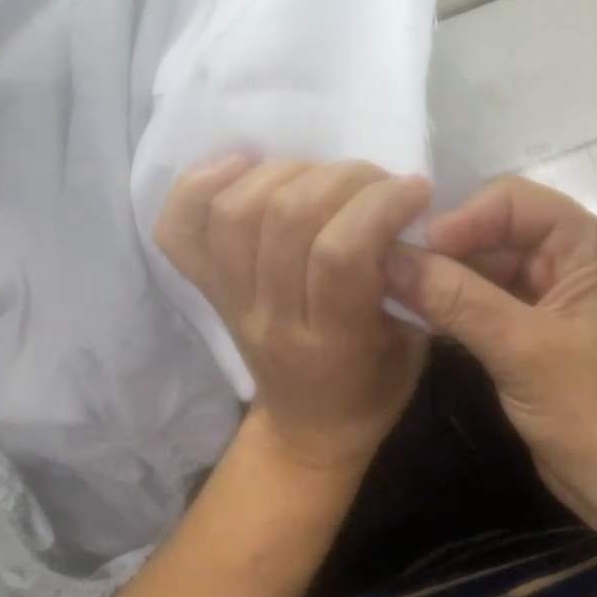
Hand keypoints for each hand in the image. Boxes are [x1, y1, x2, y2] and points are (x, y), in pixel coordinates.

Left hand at [155, 154, 431, 472]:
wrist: (309, 431)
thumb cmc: (375, 388)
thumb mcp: (415, 344)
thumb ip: (416, 283)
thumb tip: (408, 215)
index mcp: (335, 343)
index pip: (341, 253)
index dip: (380, 204)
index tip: (415, 190)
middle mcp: (272, 320)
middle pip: (286, 219)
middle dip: (343, 177)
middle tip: (376, 179)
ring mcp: (231, 304)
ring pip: (236, 212)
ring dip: (288, 171)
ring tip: (323, 175)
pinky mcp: (207, 291)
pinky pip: (180, 230)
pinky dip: (201, 183)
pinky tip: (243, 165)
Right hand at [384, 177, 596, 549]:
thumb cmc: (589, 411)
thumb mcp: (520, 349)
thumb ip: (456, 298)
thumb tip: (388, 257)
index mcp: (592, 246)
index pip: (515, 202)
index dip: (462, 219)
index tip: (411, 249)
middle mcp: (578, 259)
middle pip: (499, 231)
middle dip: (447, 250)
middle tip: (386, 268)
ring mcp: (559, 295)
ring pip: (491, 266)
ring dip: (447, 278)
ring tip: (391, 288)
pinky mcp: (541, 329)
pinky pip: (492, 300)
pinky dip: (458, 305)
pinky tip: (416, 313)